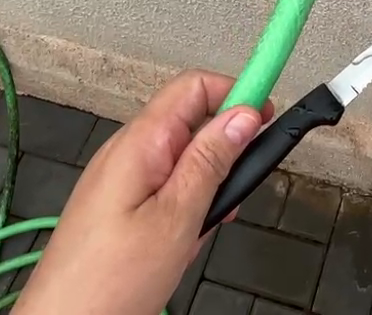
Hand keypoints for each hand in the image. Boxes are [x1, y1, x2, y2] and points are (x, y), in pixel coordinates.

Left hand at [13, 71, 268, 314]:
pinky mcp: (117, 205)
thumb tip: (244, 116)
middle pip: (193, 120)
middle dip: (224, 148)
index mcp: (141, 142)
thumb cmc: (104, 286)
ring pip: (183, 156)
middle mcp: (128, 150)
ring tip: (207, 222)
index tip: (267, 112)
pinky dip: (186, 202)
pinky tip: (186, 238)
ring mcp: (120, 178)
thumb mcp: (176, 219)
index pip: (196, 86)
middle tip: (238, 185)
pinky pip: (165, 184)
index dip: (237, 92)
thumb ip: (212, 162)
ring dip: (207, 182)